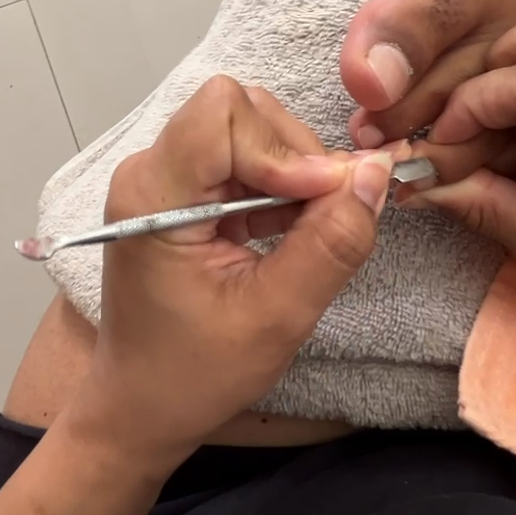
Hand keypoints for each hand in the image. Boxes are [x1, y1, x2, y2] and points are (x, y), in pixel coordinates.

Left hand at [67, 77, 392, 462]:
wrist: (140, 402)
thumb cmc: (193, 372)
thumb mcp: (276, 317)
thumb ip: (330, 243)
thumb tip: (375, 174)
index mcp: (154, 195)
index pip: (223, 111)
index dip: (282, 145)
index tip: (319, 198)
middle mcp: (150, 171)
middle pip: (240, 111)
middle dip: (295, 155)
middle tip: (323, 215)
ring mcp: (164, 177)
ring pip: (248, 127)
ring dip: (292, 170)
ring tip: (306, 227)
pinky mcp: (182, 189)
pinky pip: (243, 155)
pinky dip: (279, 183)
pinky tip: (289, 227)